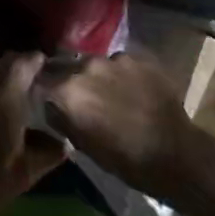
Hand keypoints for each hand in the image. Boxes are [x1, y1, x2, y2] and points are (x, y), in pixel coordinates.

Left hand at [0, 53, 68, 215]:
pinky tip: (5, 104)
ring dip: (6, 72)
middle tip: (39, 74)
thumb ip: (50, 153)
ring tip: (24, 87)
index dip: (36, 60)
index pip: (21, 66)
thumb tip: (66, 144)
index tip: (50, 64)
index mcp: (5, 103)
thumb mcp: (28, 171)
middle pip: (2, 63)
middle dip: (21, 62)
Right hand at [44, 52, 201, 196]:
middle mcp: (86, 65)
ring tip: (108, 91)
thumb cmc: (121, 157)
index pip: (41, 79)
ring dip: (95, 74)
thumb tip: (52, 105)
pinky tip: (131, 89)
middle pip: (66, 64)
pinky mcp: (140, 58)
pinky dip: (120, 73)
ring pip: (94, 61)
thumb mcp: (81, 143)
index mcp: (67, 89)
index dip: (42, 87)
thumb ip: (60, 117)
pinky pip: (120, 62)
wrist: (173, 153)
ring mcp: (115, 59)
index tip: (46, 95)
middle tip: (78, 94)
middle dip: (67, 77)